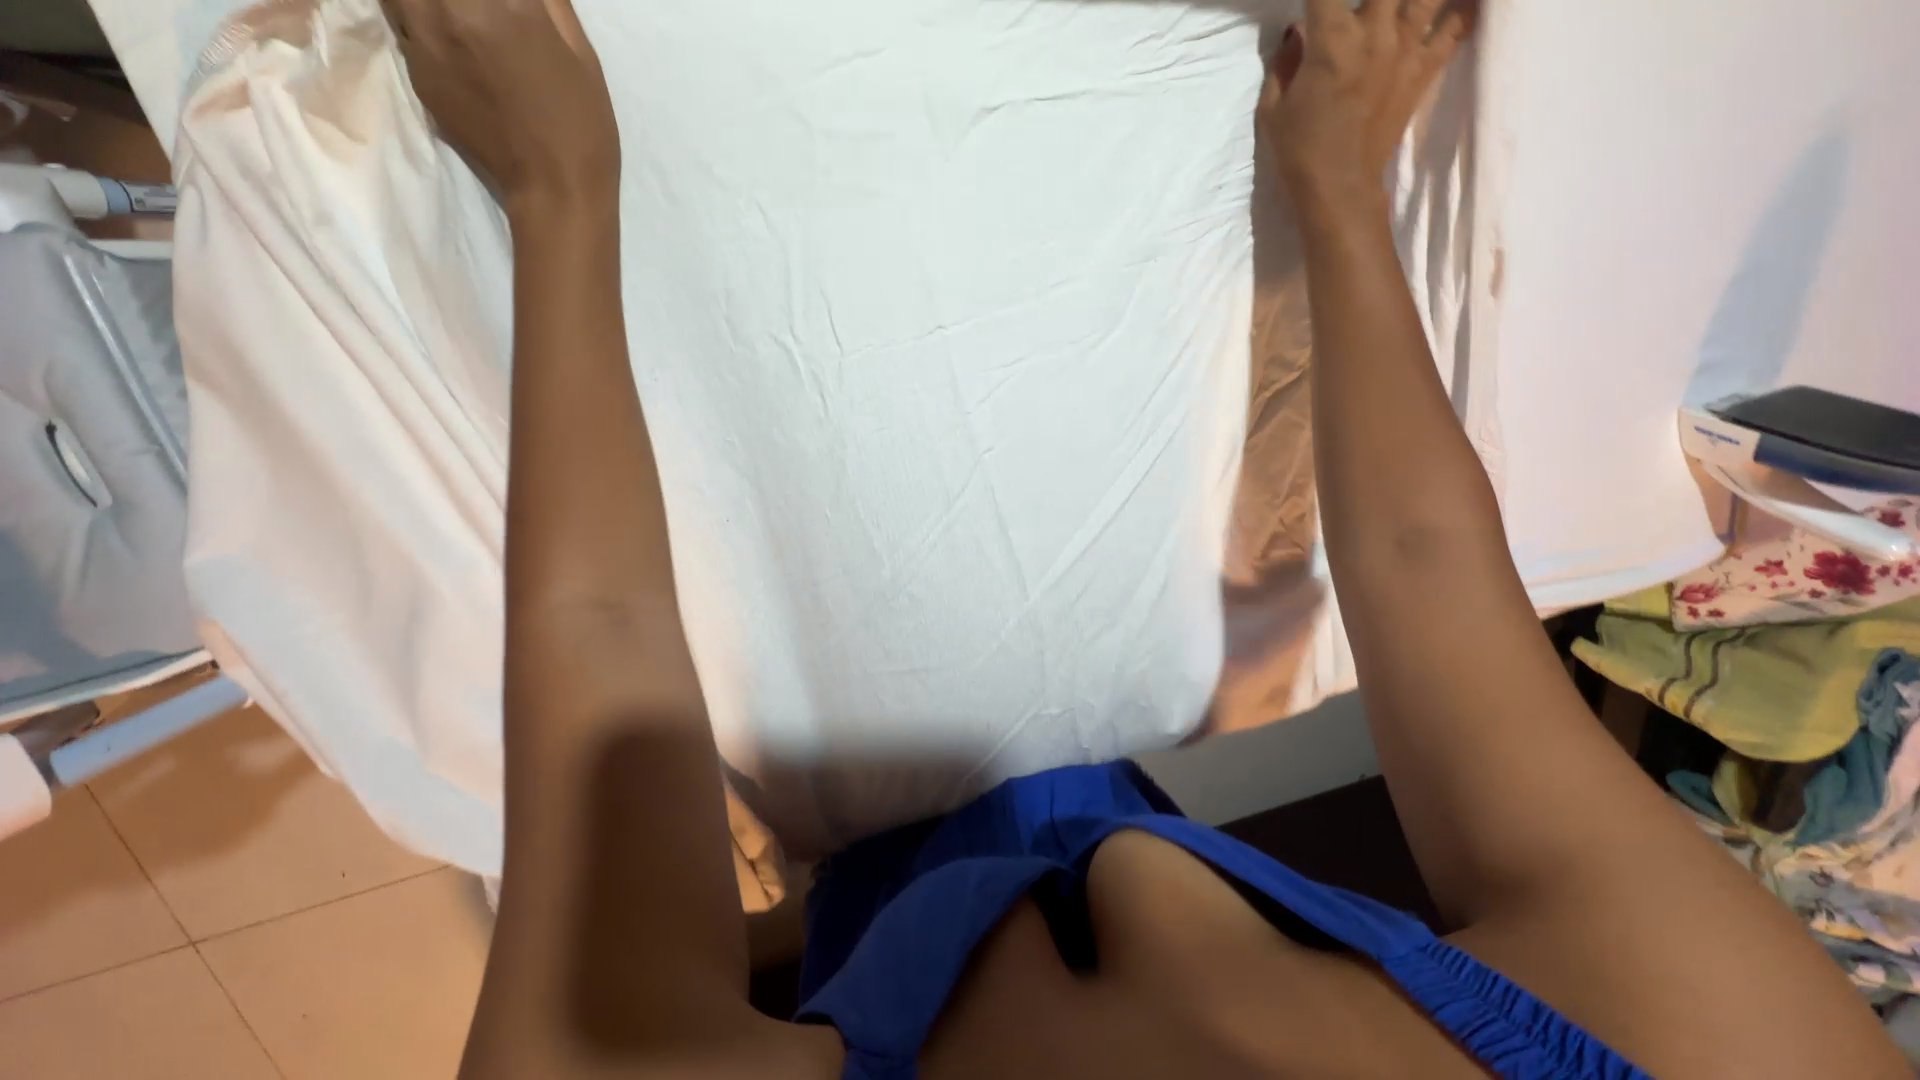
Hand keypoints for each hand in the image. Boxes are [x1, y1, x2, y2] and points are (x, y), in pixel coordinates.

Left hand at [382, 0, 619, 207]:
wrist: (553, 188)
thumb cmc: (582, 122)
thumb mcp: (579, 51)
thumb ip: (546, 0)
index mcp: (505, 2)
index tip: (512, 4)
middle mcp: (452, 8)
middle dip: (467, 0)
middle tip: (489, 10)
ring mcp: (425, 38)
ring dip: (429, 2)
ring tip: (456, 16)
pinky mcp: (415, 67)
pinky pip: (399, 16)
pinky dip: (414, 11)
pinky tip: (438, 23)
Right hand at [1259, 0, 1473, 213]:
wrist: (1339, 188)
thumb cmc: (1298, 150)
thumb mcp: (1272, 108)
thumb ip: (1285, 63)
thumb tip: (1297, 34)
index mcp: (1331, 39)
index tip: (1315, 4)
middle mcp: (1374, 32)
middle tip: (1362, 7)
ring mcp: (1406, 48)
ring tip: (1400, 5)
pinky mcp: (1425, 68)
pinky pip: (1457, 26)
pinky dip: (1462, 10)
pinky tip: (1456, 6)